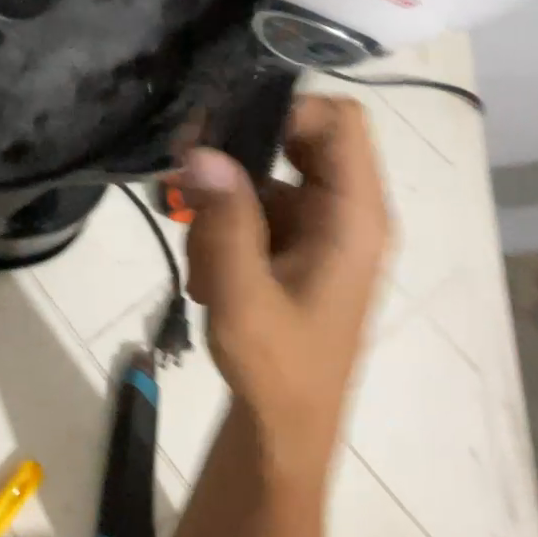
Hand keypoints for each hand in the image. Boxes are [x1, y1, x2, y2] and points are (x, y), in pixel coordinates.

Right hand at [177, 96, 389, 480]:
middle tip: (184, 173)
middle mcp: (345, 214)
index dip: (284, 109)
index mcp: (354, 218)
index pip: (339, 122)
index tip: (218, 127)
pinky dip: (224, 227)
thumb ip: (223, 220)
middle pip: (299, 142)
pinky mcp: (296, 248)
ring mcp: (320, 231)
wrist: (284, 427)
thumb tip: (201, 150)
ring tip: (200, 256)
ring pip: (266, 176)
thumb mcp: (240, 294)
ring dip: (223, 202)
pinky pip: (256, 209)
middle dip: (238, 154)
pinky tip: (206, 272)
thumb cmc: (275, 366)